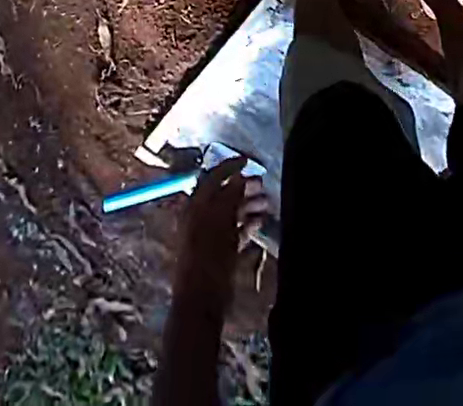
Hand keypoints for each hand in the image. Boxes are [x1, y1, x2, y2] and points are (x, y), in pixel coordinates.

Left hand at [176, 158, 268, 291]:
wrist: (202, 301)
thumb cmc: (208, 258)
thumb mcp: (219, 224)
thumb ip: (228, 198)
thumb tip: (239, 177)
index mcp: (195, 206)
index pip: (212, 178)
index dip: (229, 167)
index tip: (248, 160)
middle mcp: (201, 216)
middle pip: (223, 194)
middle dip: (243, 187)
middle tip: (263, 183)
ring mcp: (211, 234)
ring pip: (231, 212)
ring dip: (248, 205)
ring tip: (267, 202)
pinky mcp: (221, 251)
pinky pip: (235, 231)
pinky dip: (248, 224)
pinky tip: (261, 221)